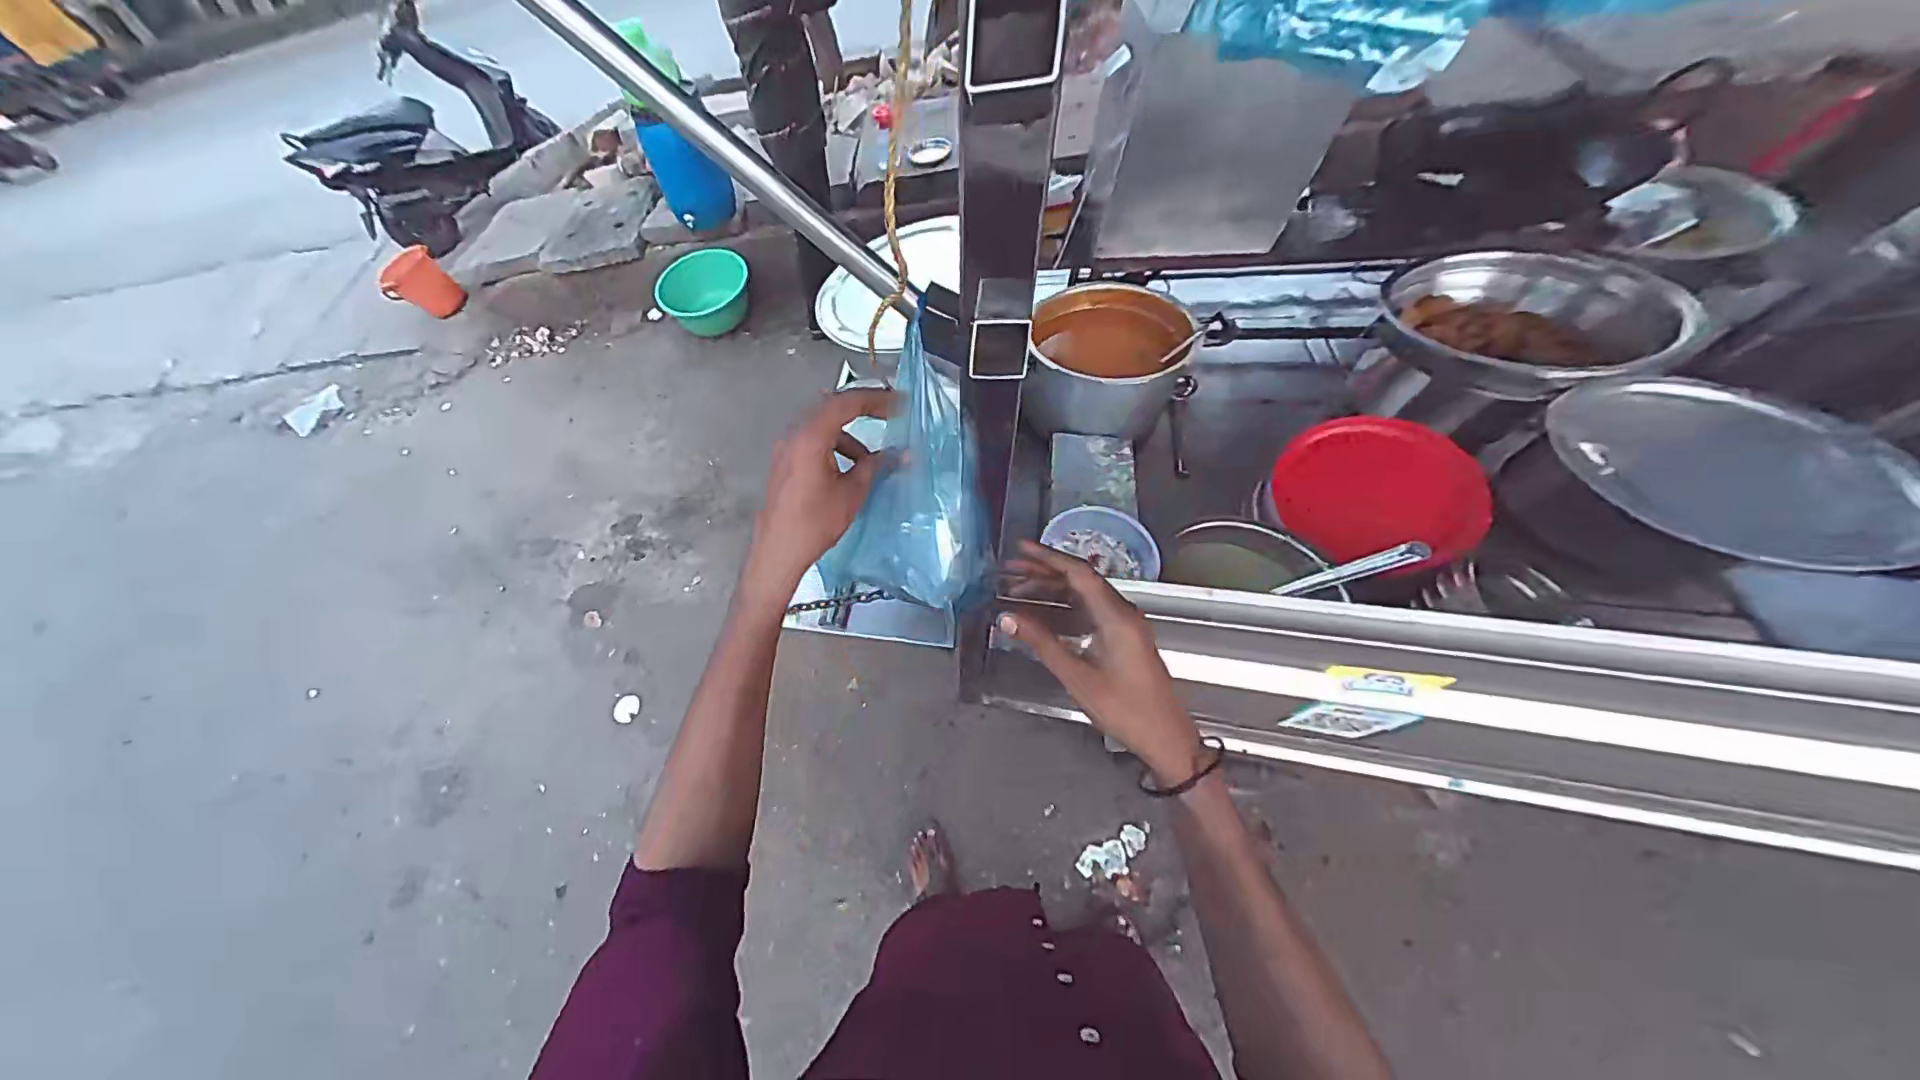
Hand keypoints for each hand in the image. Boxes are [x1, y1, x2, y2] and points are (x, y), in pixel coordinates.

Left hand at [744, 387, 895, 596]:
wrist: (778, 551)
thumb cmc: (814, 523)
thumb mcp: (852, 493)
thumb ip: (875, 467)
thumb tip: (900, 455)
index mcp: (810, 438)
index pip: (846, 404)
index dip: (875, 400)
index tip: (898, 403)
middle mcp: (794, 436)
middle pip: (832, 409)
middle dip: (863, 410)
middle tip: (889, 415)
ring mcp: (786, 449)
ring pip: (822, 428)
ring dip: (849, 436)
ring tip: (871, 459)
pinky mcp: (784, 463)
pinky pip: (813, 442)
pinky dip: (834, 447)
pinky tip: (849, 469)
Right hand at [998, 540, 1205, 784]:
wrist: (1166, 737)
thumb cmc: (1125, 710)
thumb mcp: (1078, 677)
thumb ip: (1043, 643)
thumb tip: (1010, 618)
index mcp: (1116, 616)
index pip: (1078, 573)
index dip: (1047, 558)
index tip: (1022, 549)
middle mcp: (1123, 613)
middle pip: (1080, 580)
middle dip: (1044, 571)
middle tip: (1012, 568)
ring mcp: (1126, 625)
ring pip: (1085, 595)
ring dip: (1053, 589)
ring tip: (1020, 588)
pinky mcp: (1124, 637)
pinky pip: (1091, 610)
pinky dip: (1066, 606)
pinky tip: (1045, 612)